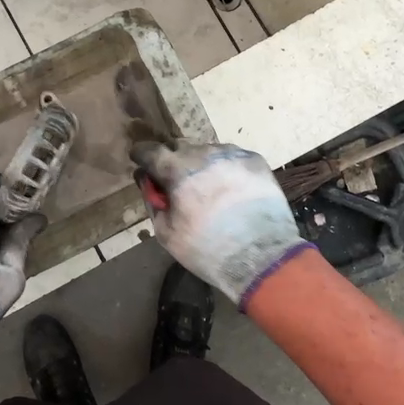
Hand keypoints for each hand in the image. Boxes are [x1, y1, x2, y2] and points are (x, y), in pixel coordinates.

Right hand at [131, 140, 308, 308]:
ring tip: (209, 190)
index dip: (142, 157)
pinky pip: (231, 157)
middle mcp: (202, 153)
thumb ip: (152, 201)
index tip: (143, 165)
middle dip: (172, 162)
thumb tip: (148, 182)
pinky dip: (225, 169)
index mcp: (176, 169)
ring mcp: (231, 153)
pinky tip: (231, 191)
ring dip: (201, 165)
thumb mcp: (166, 233)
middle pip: (178, 147)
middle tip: (178, 185)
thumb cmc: (207, 250)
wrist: (262, 257)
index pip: (148, 150)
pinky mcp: (254, 160)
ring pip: (206, 151)